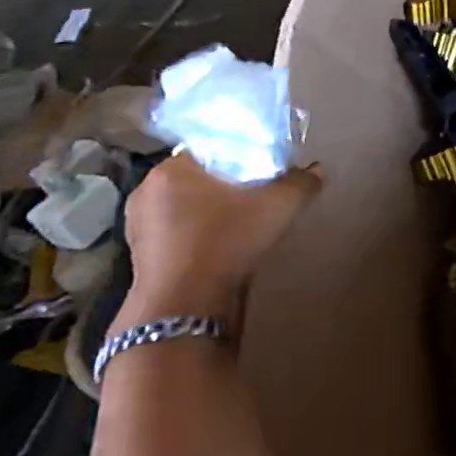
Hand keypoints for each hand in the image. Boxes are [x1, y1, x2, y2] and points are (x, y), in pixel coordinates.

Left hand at [117, 153, 323, 325]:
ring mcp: (136, 223)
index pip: (211, 148)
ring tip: (237, 220)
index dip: (239, 156)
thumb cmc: (226, 242)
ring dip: (207, 208)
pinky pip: (173, 228)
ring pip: (184, 203)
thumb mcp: (277, 207)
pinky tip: (216, 243)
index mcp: (172, 168)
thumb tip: (319, 169)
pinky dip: (194, 230)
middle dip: (224, 183)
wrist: (183, 307)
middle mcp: (147, 188)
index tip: (261, 169)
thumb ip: (300, 183)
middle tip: (254, 194)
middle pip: (197, 175)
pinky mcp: (137, 253)